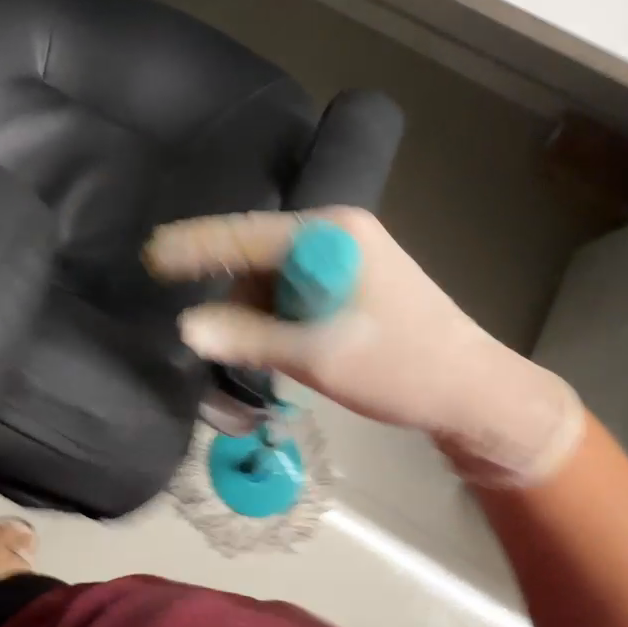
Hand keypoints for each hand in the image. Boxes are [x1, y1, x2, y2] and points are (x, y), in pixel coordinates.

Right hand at [145, 207, 584, 486]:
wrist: (476, 394)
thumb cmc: (402, 368)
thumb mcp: (318, 356)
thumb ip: (248, 338)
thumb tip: (186, 328)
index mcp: (331, 234)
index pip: (246, 233)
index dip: (196, 246)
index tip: (150, 255)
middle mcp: (335, 232)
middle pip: (257, 256)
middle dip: (233, 296)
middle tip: (216, 340)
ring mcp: (344, 254)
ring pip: (273, 278)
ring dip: (257, 315)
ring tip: (270, 360)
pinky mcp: (349, 279)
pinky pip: (293, 290)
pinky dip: (278, 319)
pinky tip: (284, 350)